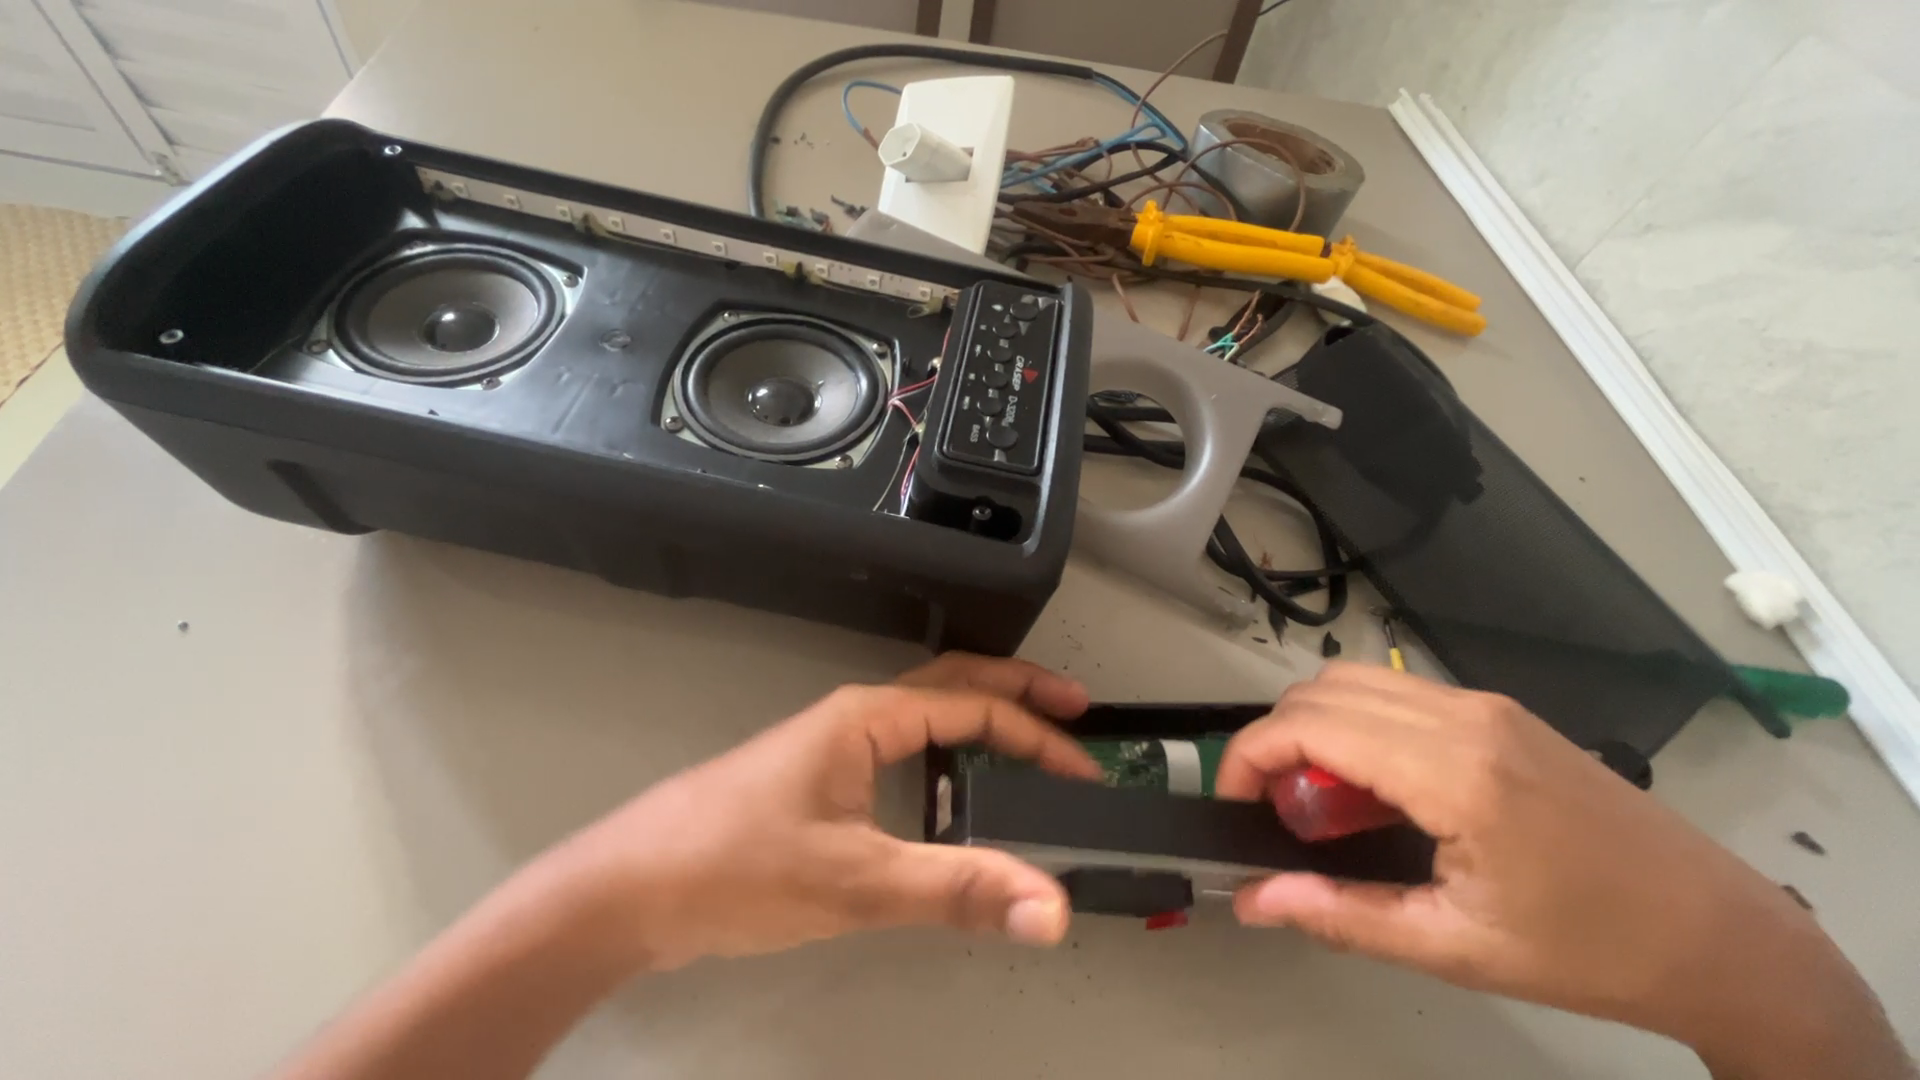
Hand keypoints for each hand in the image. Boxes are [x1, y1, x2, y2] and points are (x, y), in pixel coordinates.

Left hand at [556, 652, 1098, 971]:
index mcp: (867, 718)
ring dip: (982, 723)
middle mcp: (854, 719)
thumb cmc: (737, 868)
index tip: (1086, 769)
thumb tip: (1053, 908)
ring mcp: (832, 750)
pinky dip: (946, 760)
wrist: (628, 891)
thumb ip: (956, 891)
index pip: (972, 706)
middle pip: (952, 687)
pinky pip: (900, 754)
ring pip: (924, 719)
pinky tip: (956, 799)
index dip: (1036, 734)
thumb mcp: (854, 882)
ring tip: (1030, 747)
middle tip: (1076, 711)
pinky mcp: (818, 785)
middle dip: (1017, 693)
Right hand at [1216, 664, 1906, 1076]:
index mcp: (1452, 772)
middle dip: (1275, 740)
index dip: (1247, 755)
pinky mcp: (1501, 712)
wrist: (1724, 936)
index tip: (1234, 805)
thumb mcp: (1454, 947)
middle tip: (1278, 810)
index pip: (1307, 725)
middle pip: (1320, 690)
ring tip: (1324, 800)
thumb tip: (1250, 901)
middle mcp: (1464, 716)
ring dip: (1314, 727)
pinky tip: (1376, 785)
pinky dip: (1357, 723)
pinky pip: (1396, 693)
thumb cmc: (1589, 951)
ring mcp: (1486, 706)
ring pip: (1354, 680)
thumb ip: (1340, 916)